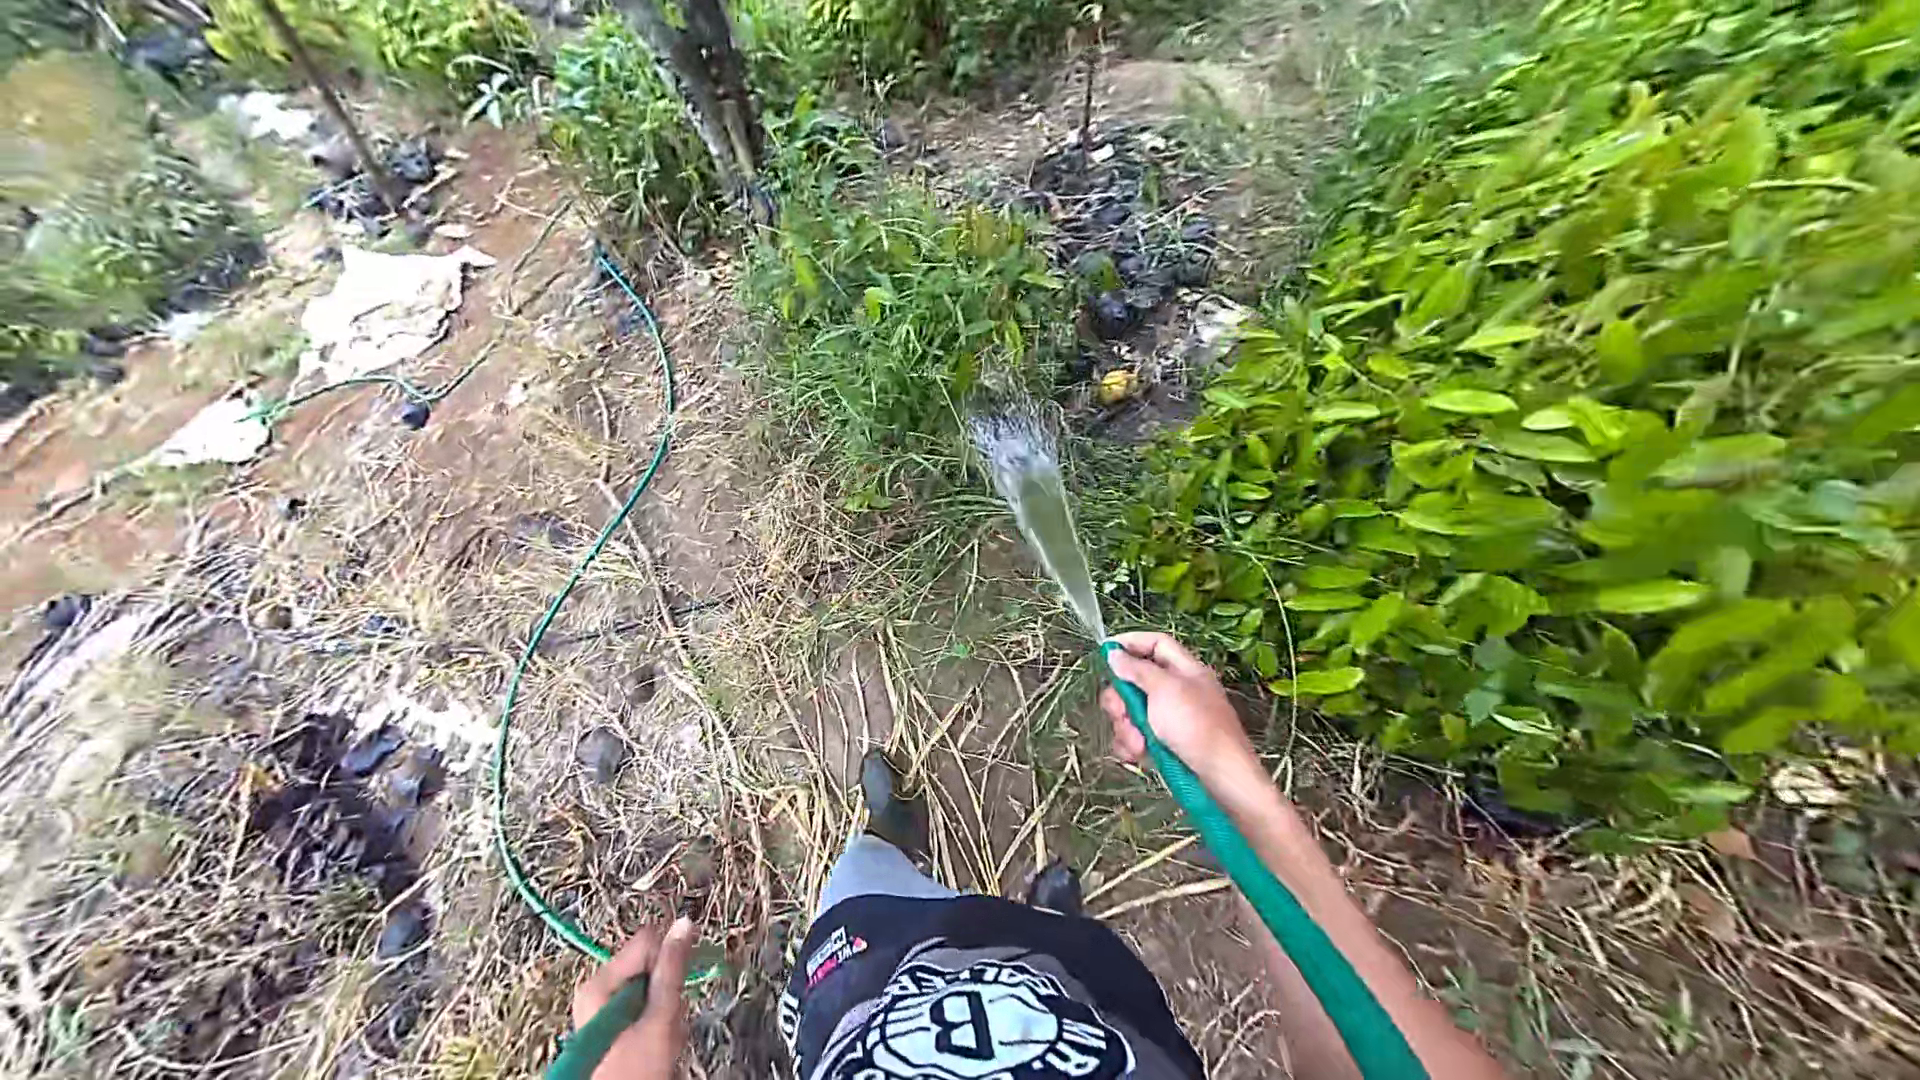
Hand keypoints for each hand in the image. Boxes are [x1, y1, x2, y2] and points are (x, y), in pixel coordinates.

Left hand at [570, 917, 696, 1079]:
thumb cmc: (634, 1071)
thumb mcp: (659, 1016)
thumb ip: (672, 967)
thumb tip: (685, 923)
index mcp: (601, 983)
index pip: (647, 940)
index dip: (670, 956)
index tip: (681, 980)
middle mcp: (600, 990)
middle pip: (651, 964)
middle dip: (669, 989)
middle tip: (670, 1018)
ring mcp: (607, 1008)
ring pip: (654, 987)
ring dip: (668, 1009)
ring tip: (665, 1036)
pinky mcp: (616, 1023)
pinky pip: (647, 1005)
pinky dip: (659, 1021)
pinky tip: (658, 1043)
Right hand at [1100, 631, 1256, 783]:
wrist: (1220, 779)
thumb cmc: (1197, 727)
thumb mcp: (1165, 690)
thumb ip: (1137, 669)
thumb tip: (1114, 652)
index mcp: (1185, 670)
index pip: (1155, 643)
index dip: (1130, 643)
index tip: (1106, 652)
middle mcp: (1177, 691)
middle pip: (1135, 680)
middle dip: (1121, 698)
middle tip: (1118, 712)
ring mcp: (1170, 718)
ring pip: (1131, 711)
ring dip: (1126, 727)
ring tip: (1137, 742)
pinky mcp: (1164, 742)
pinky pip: (1136, 735)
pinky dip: (1132, 744)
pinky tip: (1138, 754)